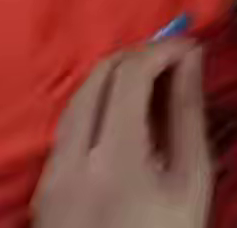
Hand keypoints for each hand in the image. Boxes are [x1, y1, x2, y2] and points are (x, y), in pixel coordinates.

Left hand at [34, 40, 210, 227]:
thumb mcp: (192, 179)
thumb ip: (188, 110)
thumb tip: (191, 54)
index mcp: (113, 159)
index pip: (131, 73)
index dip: (164, 48)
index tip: (193, 46)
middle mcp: (70, 161)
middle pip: (98, 76)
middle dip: (140, 55)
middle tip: (175, 59)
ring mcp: (49, 178)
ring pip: (79, 96)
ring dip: (117, 75)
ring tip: (156, 79)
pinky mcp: (43, 191)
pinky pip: (70, 124)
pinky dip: (100, 100)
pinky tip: (128, 110)